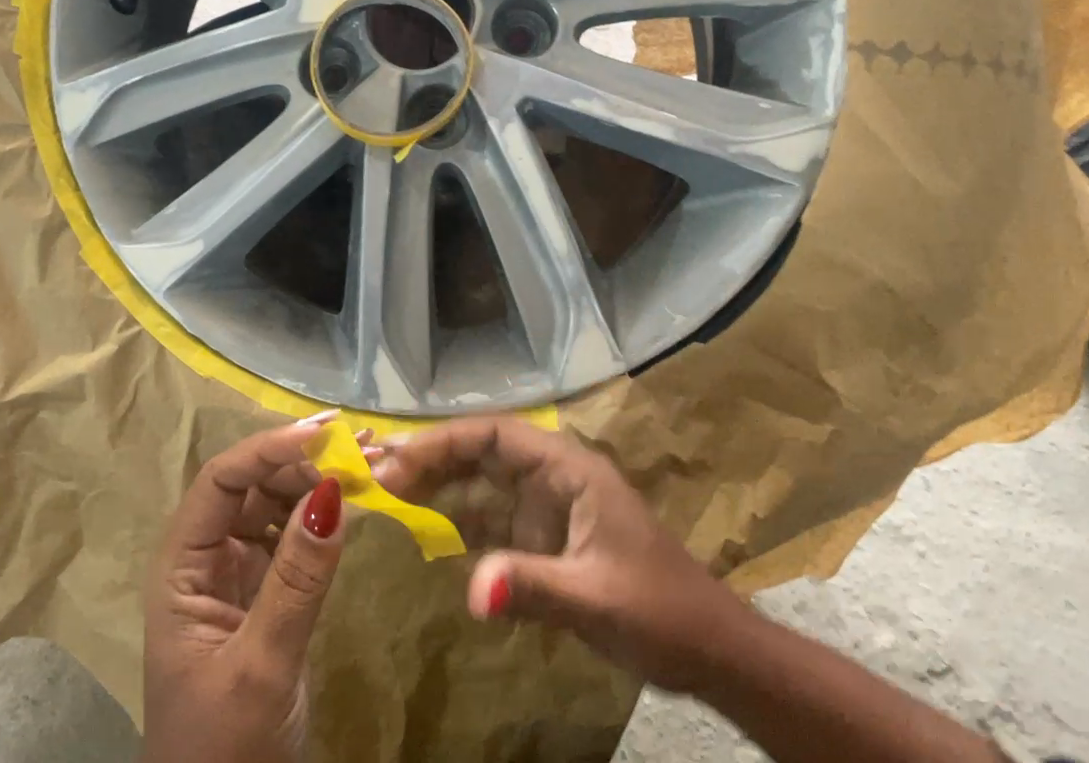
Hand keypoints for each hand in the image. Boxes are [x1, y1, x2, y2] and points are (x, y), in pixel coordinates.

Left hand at [141, 418, 349, 762]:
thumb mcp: (261, 663)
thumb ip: (296, 579)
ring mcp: (236, 578)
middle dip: (303, 461)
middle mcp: (205, 560)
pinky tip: (356, 503)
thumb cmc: (223, 745)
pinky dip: (323, 521)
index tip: (327, 435)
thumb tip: (333, 491)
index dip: (269, 449)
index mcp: (181, 567)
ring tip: (372, 463)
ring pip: (273, 510)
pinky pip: (292, 544)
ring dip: (318, 483)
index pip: (220, 482)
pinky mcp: (265, 599)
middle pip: (250, 488)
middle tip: (365, 448)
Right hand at [370, 417, 752, 691]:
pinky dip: (455, 523)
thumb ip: (532, 588)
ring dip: (437, 488)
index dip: (443, 441)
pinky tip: (424, 534)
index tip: (397, 460)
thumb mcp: (595, 599)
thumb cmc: (662, 612)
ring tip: (388, 496)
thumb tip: (470, 591)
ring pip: (481, 485)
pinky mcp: (544, 542)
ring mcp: (548, 510)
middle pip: (480, 454)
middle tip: (377, 476)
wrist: (711, 653)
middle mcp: (554, 480)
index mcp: (570, 472)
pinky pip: (489, 521)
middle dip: (430, 460)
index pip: (495, 435)